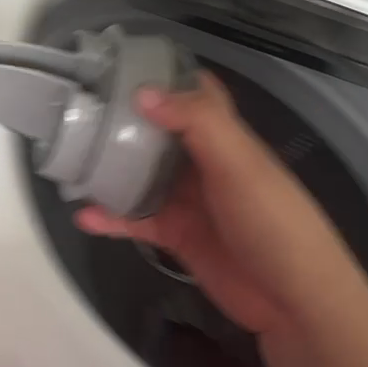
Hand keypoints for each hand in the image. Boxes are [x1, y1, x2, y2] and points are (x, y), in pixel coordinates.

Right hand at [75, 74, 367, 335]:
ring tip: (71, 159)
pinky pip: (135, 220)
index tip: (121, 63)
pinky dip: (111, 218)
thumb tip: (141, 91)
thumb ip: (196, 123)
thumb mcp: (239, 164)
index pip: (196, 94)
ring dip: (109, 168)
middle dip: (123, 119)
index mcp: (225, 138)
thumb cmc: (273, 222)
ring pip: (140, 175)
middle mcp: (204, 164)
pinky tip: (85, 216)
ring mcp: (189, 200)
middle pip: (158, 132)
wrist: (296, 303)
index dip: (165, 75)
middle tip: (79, 107)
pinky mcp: (176, 235)